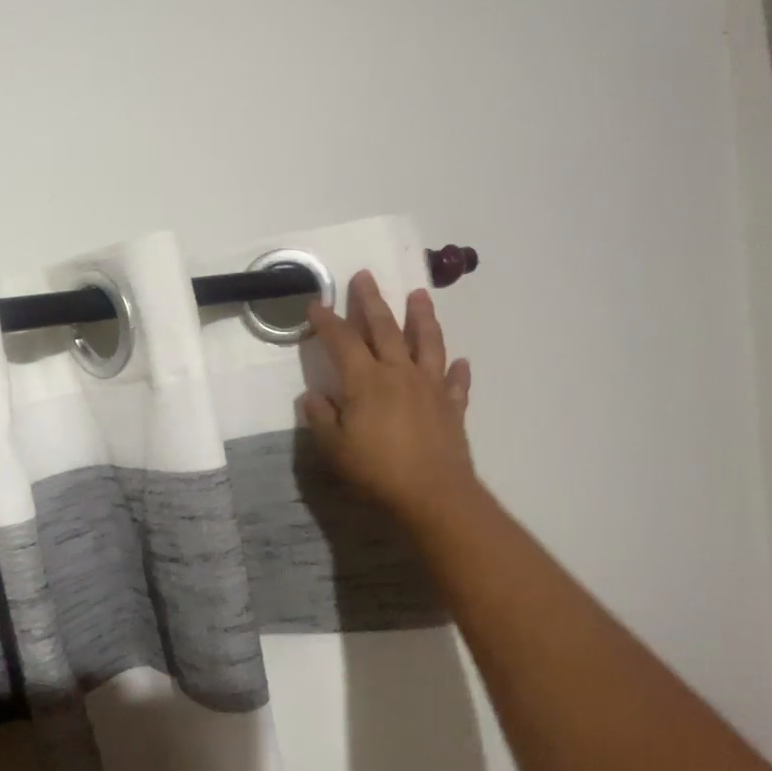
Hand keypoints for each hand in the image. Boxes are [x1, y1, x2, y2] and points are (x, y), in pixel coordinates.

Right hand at [300, 271, 476, 528]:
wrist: (433, 495)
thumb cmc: (376, 470)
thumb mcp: (334, 447)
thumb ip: (321, 418)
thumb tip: (312, 396)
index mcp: (365, 381)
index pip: (342, 341)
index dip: (327, 321)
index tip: (316, 304)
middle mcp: (399, 373)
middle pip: (385, 329)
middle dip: (371, 302)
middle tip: (366, 276)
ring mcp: (430, 387)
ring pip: (427, 342)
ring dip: (421, 317)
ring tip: (419, 295)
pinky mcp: (452, 407)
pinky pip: (455, 382)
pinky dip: (457, 370)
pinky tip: (459, 361)